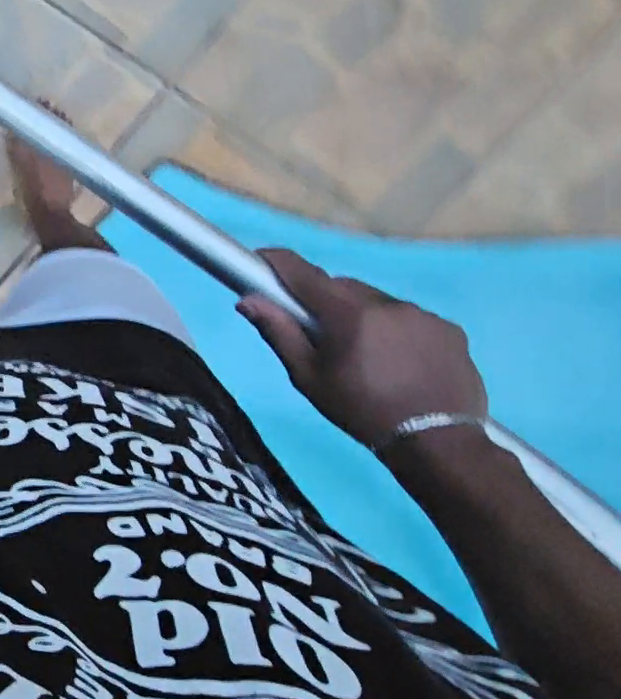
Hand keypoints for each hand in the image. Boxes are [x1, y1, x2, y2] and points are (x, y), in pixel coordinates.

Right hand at [238, 248, 487, 449]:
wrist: (435, 439)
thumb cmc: (358, 407)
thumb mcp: (307, 375)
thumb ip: (279, 333)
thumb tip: (248, 300)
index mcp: (350, 314)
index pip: (306, 274)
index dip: (279, 263)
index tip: (260, 259)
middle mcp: (389, 304)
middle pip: (342, 286)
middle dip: (321, 299)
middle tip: (312, 329)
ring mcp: (424, 315)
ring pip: (375, 301)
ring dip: (358, 313)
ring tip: (358, 350)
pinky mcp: (450, 329)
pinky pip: (407, 317)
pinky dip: (390, 327)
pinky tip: (392, 358)